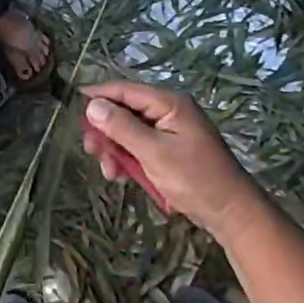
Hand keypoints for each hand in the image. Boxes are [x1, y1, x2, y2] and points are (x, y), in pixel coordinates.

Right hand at [80, 81, 259, 236]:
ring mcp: (170, 131)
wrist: (231, 212)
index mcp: (168, 102)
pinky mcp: (170, 149)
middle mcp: (168, 110)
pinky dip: (128, 158)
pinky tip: (120, 174)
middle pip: (125, 110)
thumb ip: (121, 127)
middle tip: (89, 149)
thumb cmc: (195, 178)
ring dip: (115, 148)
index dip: (97, 96)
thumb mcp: (154, 152)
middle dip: (105, 129)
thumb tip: (92, 104)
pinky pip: (140, 146)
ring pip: (129, 131)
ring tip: (109, 171)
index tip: (72, 105)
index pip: (124, 90)